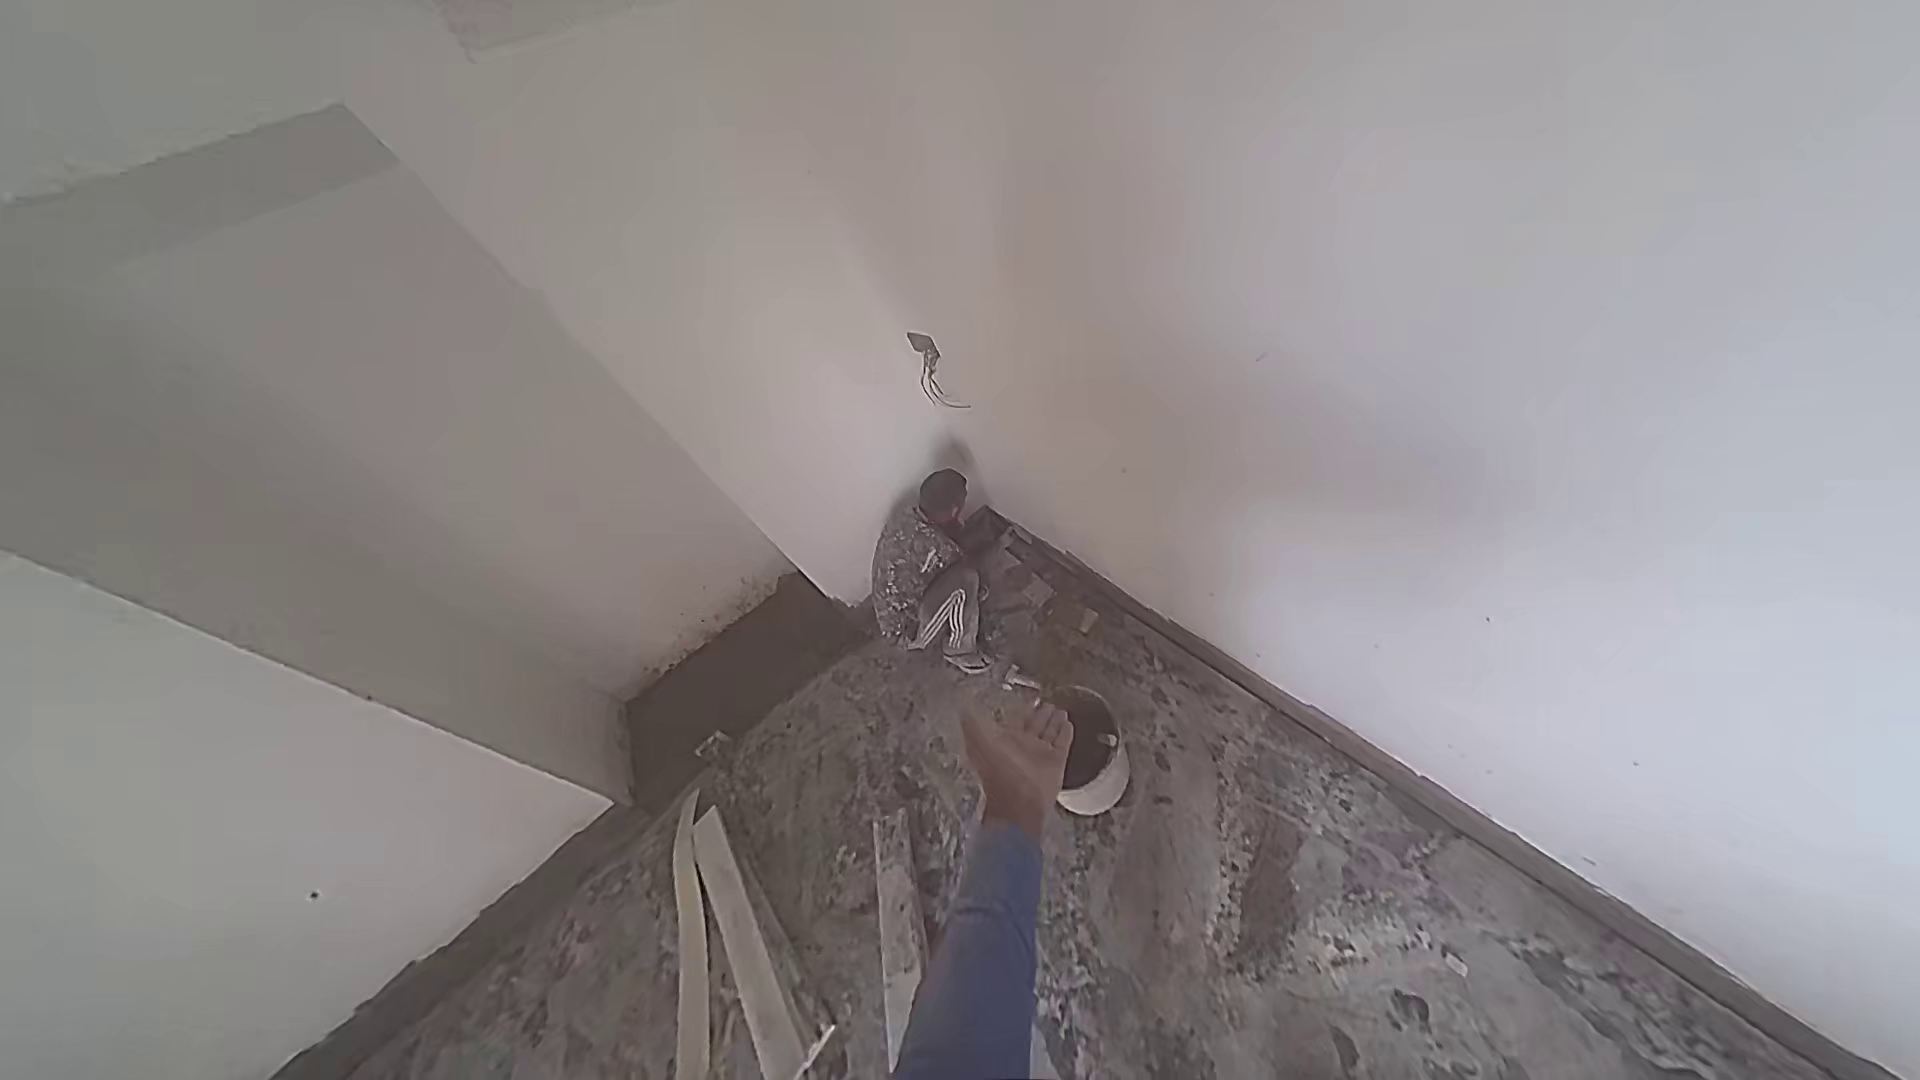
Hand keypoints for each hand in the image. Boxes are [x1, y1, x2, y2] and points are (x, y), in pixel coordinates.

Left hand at [962, 701, 1073, 840]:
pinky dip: (1065, 733)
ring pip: (1049, 732)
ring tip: (1060, 709)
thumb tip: (962, 711)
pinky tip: (1068, 723)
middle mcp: (1025, 746)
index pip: (1017, 720)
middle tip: (1049, 703)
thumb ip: (972, 728)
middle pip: (1035, 725)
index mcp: (1007, 741)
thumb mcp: (979, 747)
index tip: (1031, 699)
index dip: (1023, 709)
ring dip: (1054, 721)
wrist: (1019, 803)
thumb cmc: (998, 774)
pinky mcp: (1056, 762)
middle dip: (1041, 714)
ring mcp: (1041, 754)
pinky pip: (1062, 743)